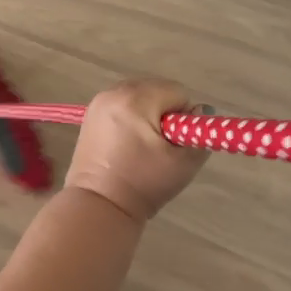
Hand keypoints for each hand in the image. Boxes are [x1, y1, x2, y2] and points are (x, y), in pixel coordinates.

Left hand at [65, 79, 208, 222]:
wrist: (100, 201)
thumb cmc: (144, 182)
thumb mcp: (184, 162)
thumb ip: (200, 134)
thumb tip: (201, 112)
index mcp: (135, 98)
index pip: (176, 91)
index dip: (185, 115)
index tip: (177, 139)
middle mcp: (114, 92)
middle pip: (155, 88)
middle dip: (165, 112)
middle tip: (162, 143)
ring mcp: (98, 101)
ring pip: (137, 95)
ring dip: (148, 113)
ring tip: (144, 145)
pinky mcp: (90, 114)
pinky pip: (120, 104)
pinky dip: (130, 117)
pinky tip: (128, 143)